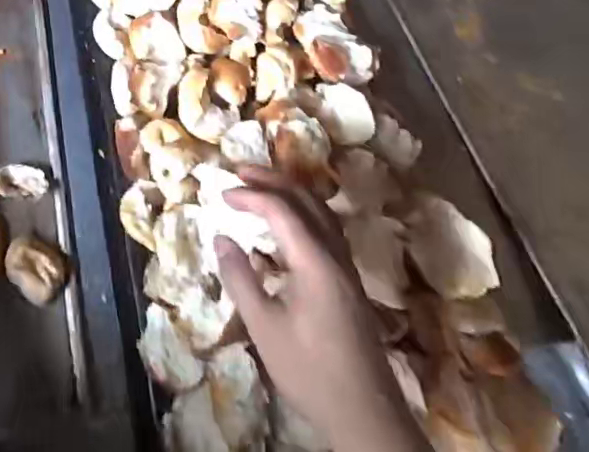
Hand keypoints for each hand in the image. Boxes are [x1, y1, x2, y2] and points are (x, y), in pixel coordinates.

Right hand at [214, 168, 426, 451]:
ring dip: (290, 192)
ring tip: (261, 187)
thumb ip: (240, 278)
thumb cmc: (310, 371)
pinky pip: (327, 228)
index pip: (281, 210)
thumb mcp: (263, 327)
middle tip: (239, 172)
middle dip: (272, 180)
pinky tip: (288, 224)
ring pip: (321, 211)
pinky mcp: (350, 282)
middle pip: (306, 200)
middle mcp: (335, 255)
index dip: (250, 195)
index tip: (222, 194)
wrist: (366, 415)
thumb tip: (221, 237)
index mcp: (315, 262)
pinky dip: (303, 211)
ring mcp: (347, 268)